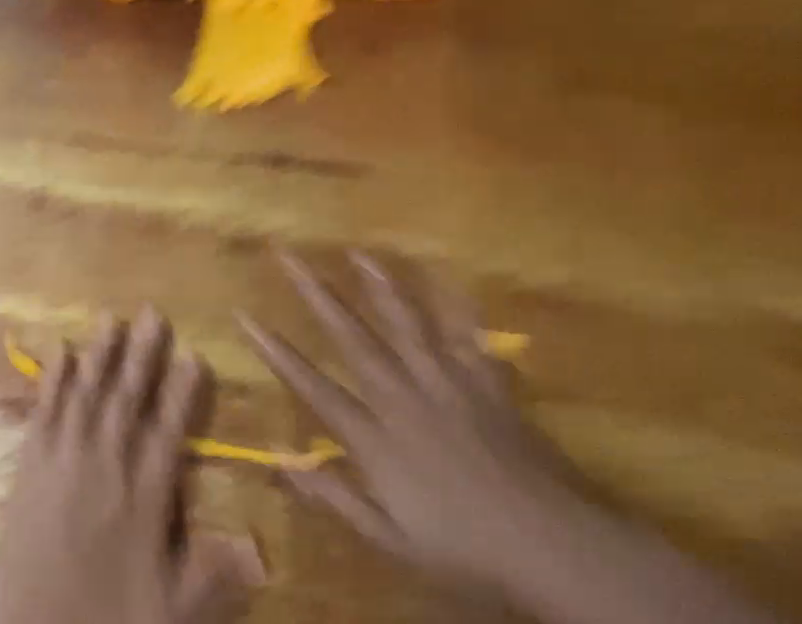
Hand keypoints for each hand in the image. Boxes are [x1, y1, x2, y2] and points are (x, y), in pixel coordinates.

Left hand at [0, 307, 265, 623]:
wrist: (30, 619)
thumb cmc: (106, 614)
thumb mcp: (172, 608)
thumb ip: (214, 575)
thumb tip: (261, 547)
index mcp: (144, 496)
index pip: (168, 432)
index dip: (183, 393)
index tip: (194, 354)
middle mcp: (105, 464)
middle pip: (125, 400)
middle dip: (141, 355)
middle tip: (152, 312)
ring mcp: (63, 457)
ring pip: (84, 394)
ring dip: (99, 354)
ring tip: (111, 318)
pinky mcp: (29, 460)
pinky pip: (42, 409)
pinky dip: (51, 378)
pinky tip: (59, 351)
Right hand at [239, 250, 589, 594]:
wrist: (557, 545)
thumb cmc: (466, 548)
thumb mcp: (390, 539)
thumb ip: (334, 497)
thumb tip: (277, 460)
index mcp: (375, 438)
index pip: (312, 386)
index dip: (275, 351)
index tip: (244, 315)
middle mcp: (403, 400)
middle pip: (353, 339)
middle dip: (316, 295)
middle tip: (289, 257)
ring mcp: (449, 388)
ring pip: (407, 326)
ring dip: (380, 287)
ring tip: (358, 253)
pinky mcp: (490, 389)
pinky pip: (470, 341)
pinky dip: (457, 311)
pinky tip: (446, 283)